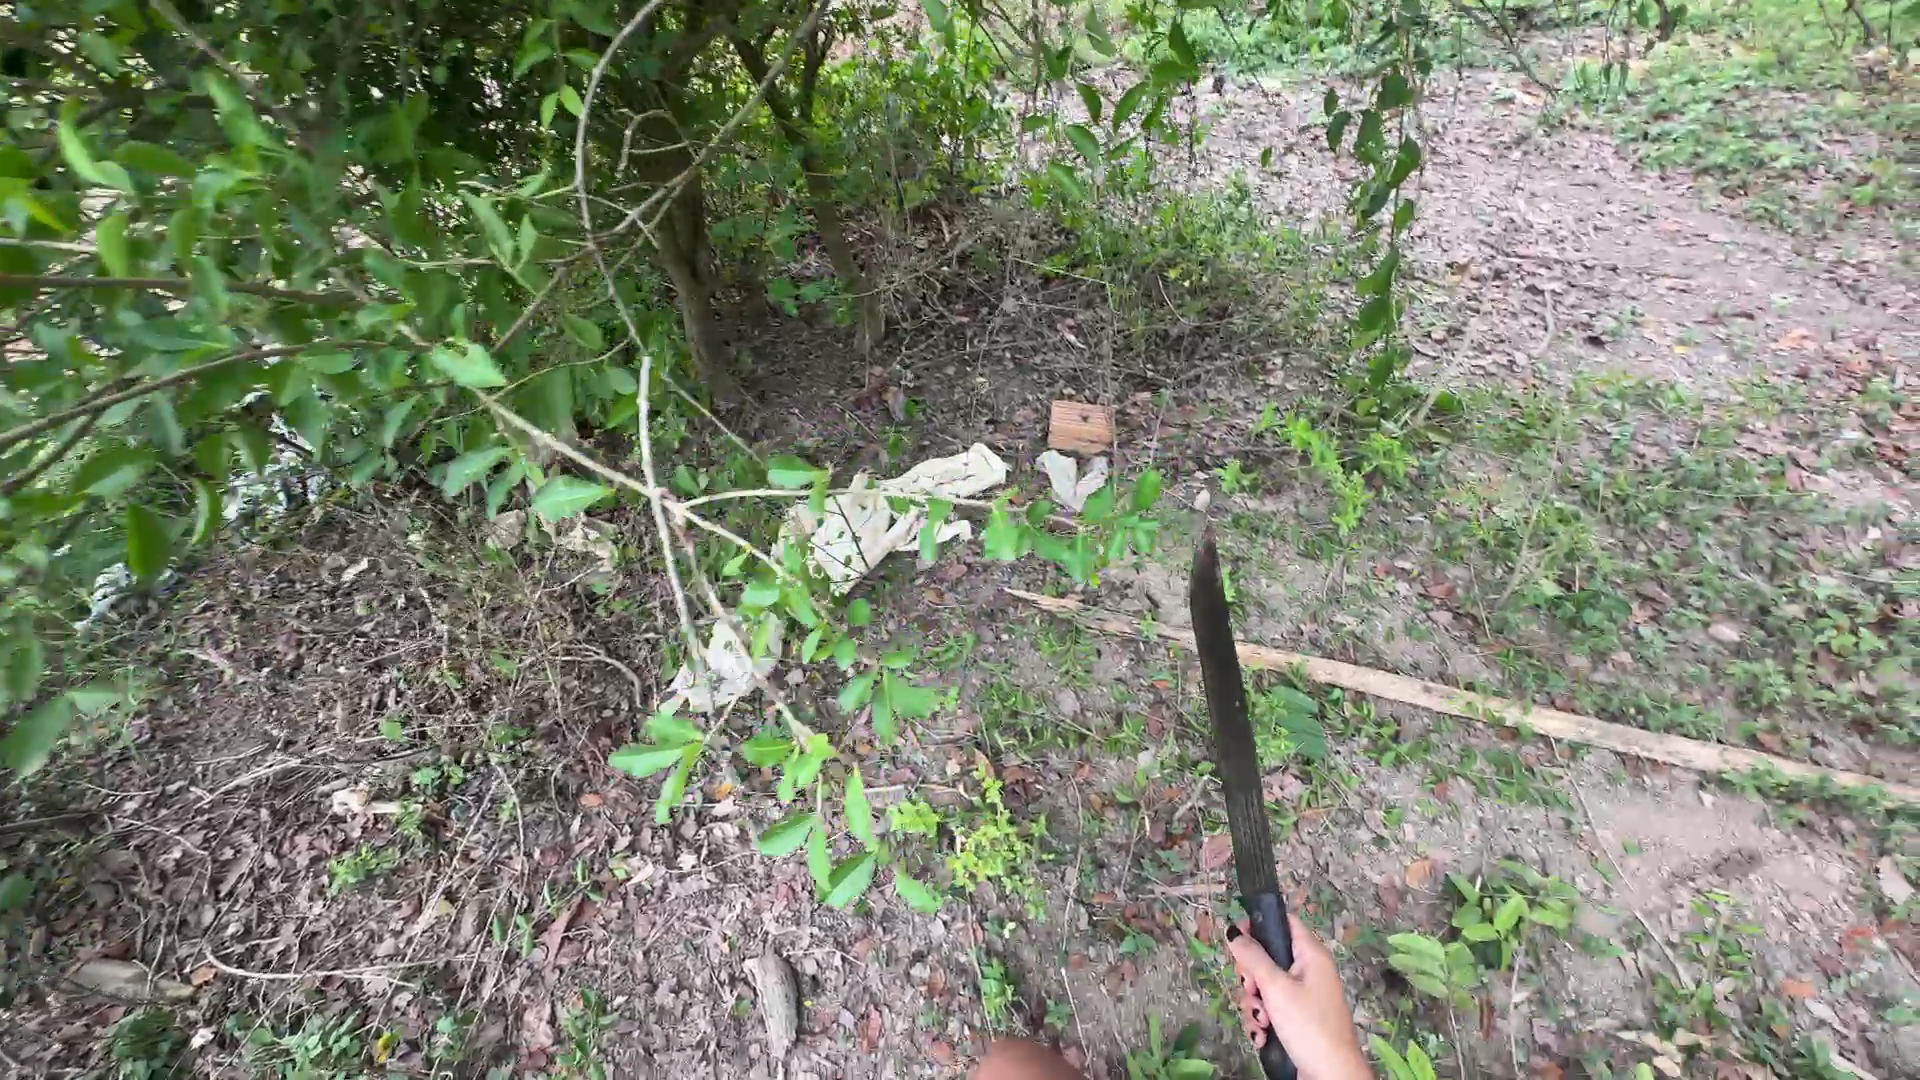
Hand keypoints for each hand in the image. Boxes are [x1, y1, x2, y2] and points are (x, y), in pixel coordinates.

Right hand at [1227, 914, 1373, 1079]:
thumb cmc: (1308, 1025)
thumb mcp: (1276, 988)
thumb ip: (1252, 956)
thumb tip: (1232, 930)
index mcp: (1310, 955)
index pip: (1282, 921)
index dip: (1258, 923)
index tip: (1237, 936)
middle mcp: (1307, 971)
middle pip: (1267, 955)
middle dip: (1251, 974)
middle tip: (1252, 987)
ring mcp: (1301, 996)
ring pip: (1264, 984)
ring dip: (1254, 1002)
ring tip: (1261, 1020)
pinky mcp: (1296, 1019)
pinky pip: (1269, 1007)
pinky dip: (1262, 1019)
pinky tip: (1262, 1034)